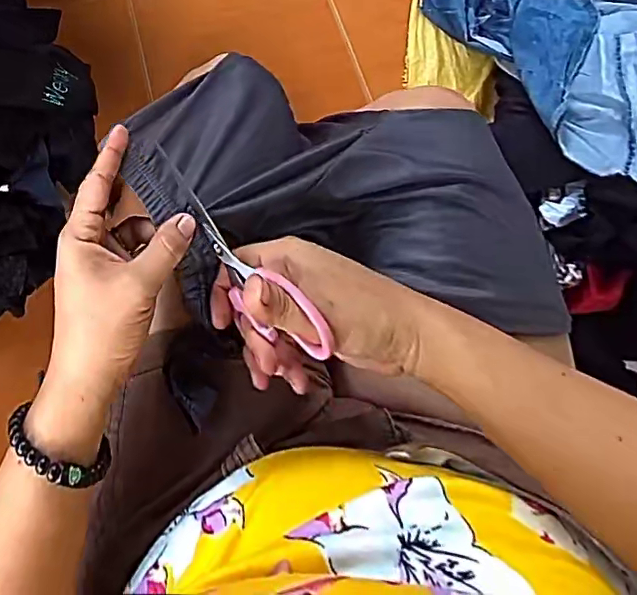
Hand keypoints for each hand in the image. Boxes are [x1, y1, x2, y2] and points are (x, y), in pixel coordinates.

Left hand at [43, 125, 193, 418]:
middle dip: (138, 196)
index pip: (97, 186)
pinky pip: (134, 250)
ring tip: (174, 237)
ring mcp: (97, 261)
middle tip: (160, 176)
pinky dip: (152, 249)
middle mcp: (85, 243)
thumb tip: (187, 219)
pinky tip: (169, 254)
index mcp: (79, 236)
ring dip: (151, 231)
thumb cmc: (101, 329)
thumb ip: (166, 246)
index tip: (122, 130)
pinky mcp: (110, 279)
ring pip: (129, 230)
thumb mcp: (139, 282)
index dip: (110, 156)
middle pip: (115, 206)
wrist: (87, 381)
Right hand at [208, 238, 434, 395]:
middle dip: (255, 336)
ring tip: (285, 375)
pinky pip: (285, 338)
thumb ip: (280, 304)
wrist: (411, 338)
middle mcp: (293, 274)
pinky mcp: (312, 320)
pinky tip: (298, 377)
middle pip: (251, 301)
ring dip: (270, 354)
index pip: (239, 264)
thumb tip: (247, 291)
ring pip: (266, 324)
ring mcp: (303, 298)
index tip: (225, 323)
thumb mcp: (321, 313)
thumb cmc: (373, 315)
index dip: (227, 293)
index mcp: (290, 258)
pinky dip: (287, 359)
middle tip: (268, 361)